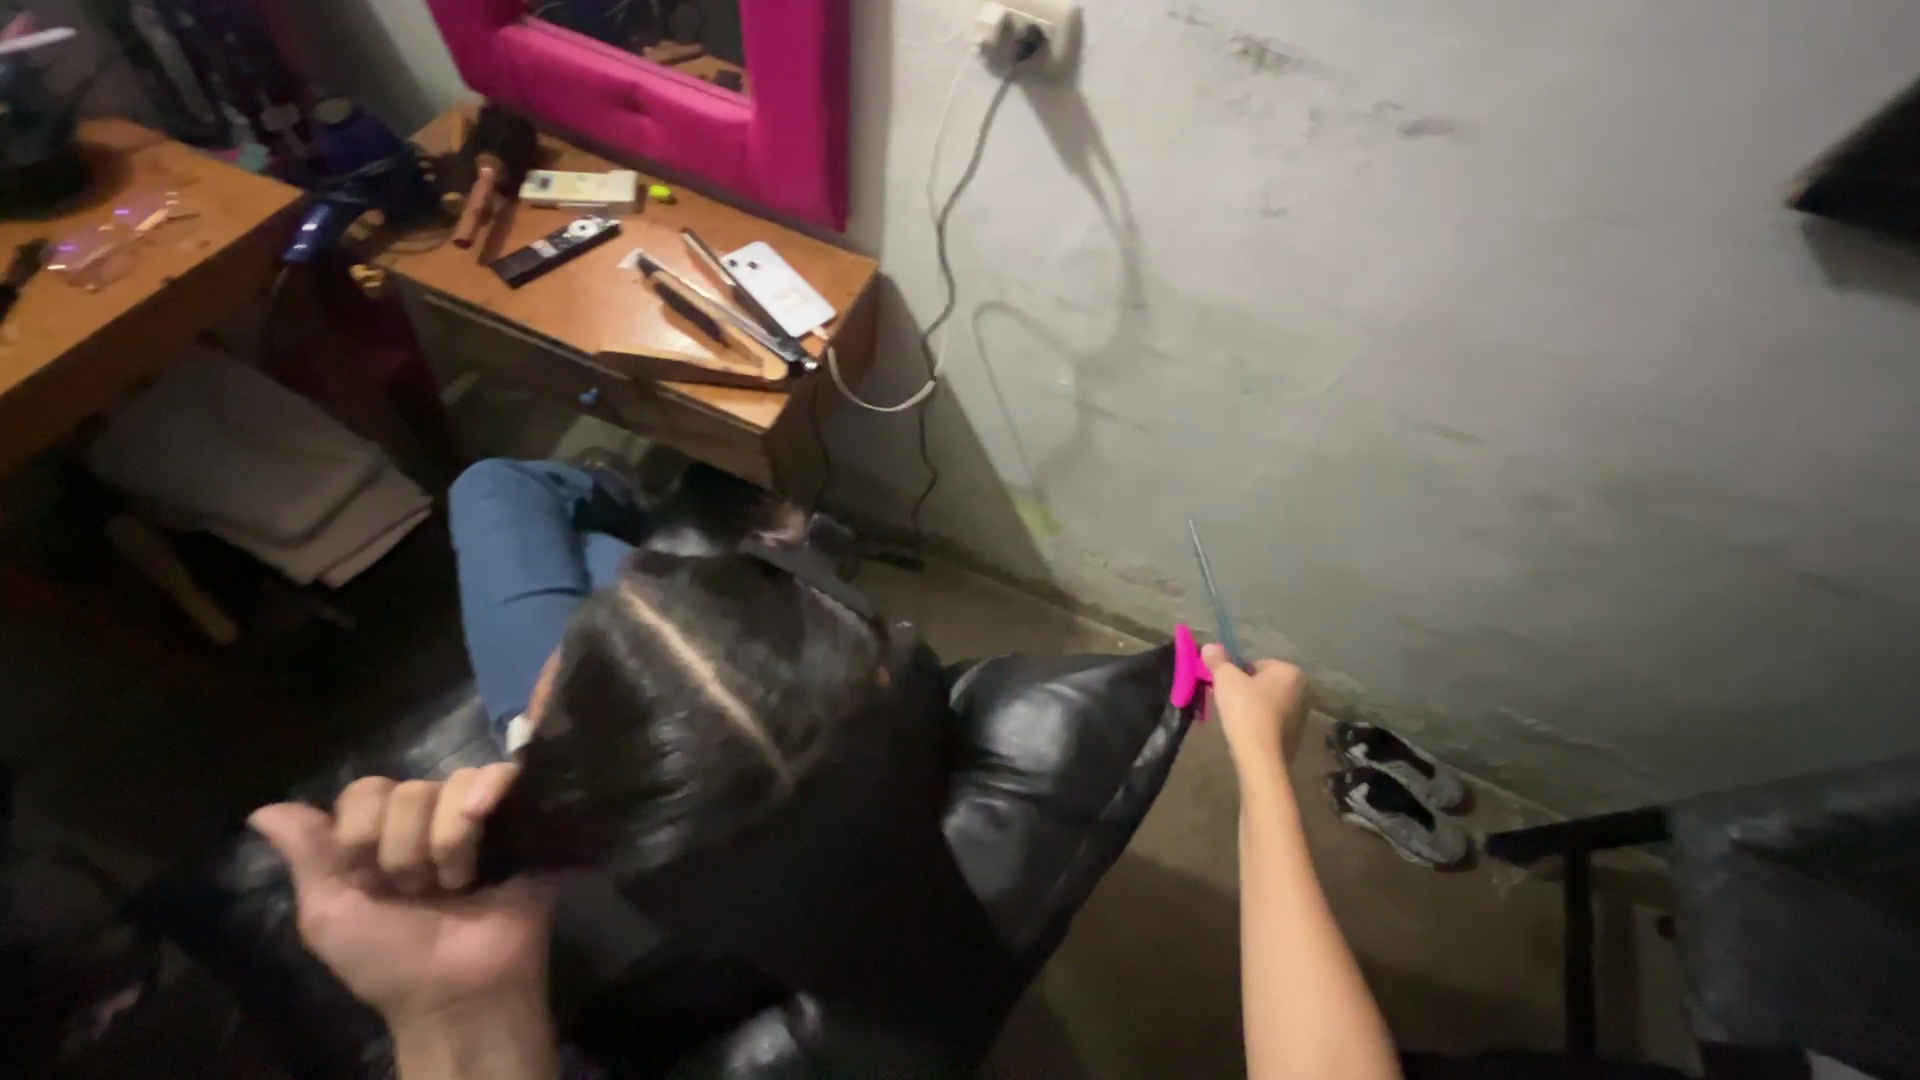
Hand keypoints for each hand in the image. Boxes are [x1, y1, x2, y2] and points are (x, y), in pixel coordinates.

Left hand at [248, 764, 551, 1027]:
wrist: (461, 986)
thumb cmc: (391, 961)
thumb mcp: (332, 916)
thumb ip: (309, 858)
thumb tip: (262, 811)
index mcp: (382, 836)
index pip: (366, 791)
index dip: (364, 832)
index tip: (372, 880)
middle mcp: (430, 817)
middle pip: (411, 790)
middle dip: (408, 849)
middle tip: (422, 891)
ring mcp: (479, 814)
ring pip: (455, 783)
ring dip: (448, 840)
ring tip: (461, 881)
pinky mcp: (523, 811)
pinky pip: (501, 773)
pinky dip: (487, 792)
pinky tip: (485, 819)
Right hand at [1203, 644, 1308, 783]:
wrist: (1260, 755)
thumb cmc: (1245, 709)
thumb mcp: (1225, 678)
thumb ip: (1217, 659)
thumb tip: (1209, 646)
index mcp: (1290, 672)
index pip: (1256, 663)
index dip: (1236, 672)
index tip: (1224, 684)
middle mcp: (1301, 691)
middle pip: (1263, 683)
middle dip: (1244, 689)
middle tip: (1225, 699)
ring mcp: (1300, 715)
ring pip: (1267, 703)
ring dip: (1251, 706)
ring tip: (1233, 717)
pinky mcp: (1294, 736)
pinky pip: (1270, 722)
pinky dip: (1258, 723)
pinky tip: (1245, 731)